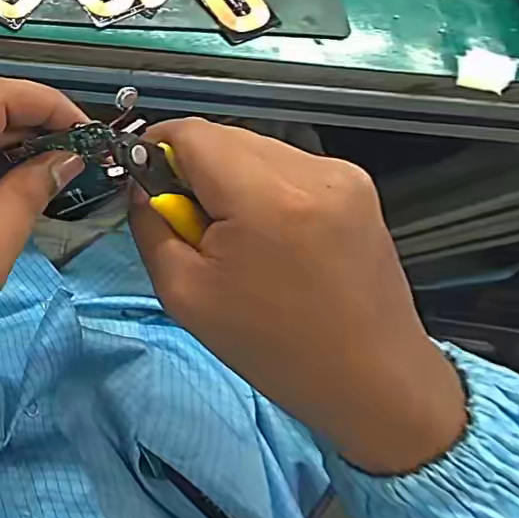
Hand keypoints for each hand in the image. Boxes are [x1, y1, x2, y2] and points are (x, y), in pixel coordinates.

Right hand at [129, 118, 465, 473]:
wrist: (376, 385)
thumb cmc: (271, 346)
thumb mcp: (182, 292)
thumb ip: (149, 223)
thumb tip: (142, 185)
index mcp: (265, 197)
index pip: (189, 132)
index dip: (156, 147)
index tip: (148, 183)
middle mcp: (309, 171)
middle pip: (219, 135)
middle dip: (190, 165)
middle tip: (188, 218)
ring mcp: (339, 173)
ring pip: (249, 144)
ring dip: (224, 172)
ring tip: (231, 228)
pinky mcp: (356, 183)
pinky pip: (281, 160)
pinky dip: (258, 181)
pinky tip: (265, 227)